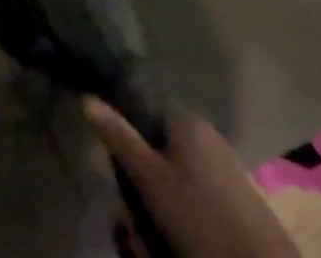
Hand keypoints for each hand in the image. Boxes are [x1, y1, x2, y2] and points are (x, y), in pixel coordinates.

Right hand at [84, 98, 299, 257]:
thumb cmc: (197, 214)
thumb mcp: (148, 177)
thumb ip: (118, 137)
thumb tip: (87, 97)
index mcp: (188, 122)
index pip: (144, 107)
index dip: (124, 127)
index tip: (112, 154)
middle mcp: (208, 134)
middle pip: (157, 138)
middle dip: (139, 163)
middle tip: (129, 192)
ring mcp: (224, 164)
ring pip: (173, 165)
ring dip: (156, 186)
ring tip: (147, 216)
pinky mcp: (233, 192)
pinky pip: (192, 186)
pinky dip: (178, 200)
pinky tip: (173, 223)